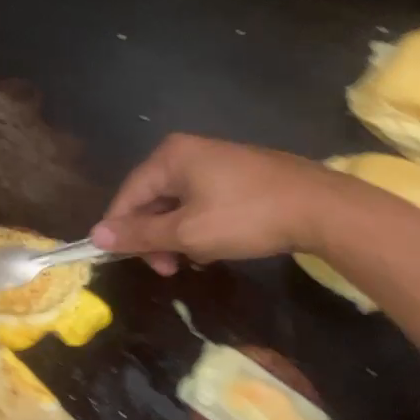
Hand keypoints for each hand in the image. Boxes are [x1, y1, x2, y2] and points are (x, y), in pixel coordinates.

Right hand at [89, 134, 335, 275]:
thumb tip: (96, 236)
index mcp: (169, 157)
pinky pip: (203, 199)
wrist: (323, 208)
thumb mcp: (187, 234)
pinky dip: (199, 224)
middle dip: (154, 236)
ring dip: (177, 234)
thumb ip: (140, 235)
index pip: (128, 194)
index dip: (121, 229)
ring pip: (178, 202)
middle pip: (153, 198)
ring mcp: (216, 159)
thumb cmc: (246, 217)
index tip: (124, 261)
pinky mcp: (240, 172)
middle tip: (167, 269)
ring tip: (195, 262)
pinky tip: (214, 247)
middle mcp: (188, 150)